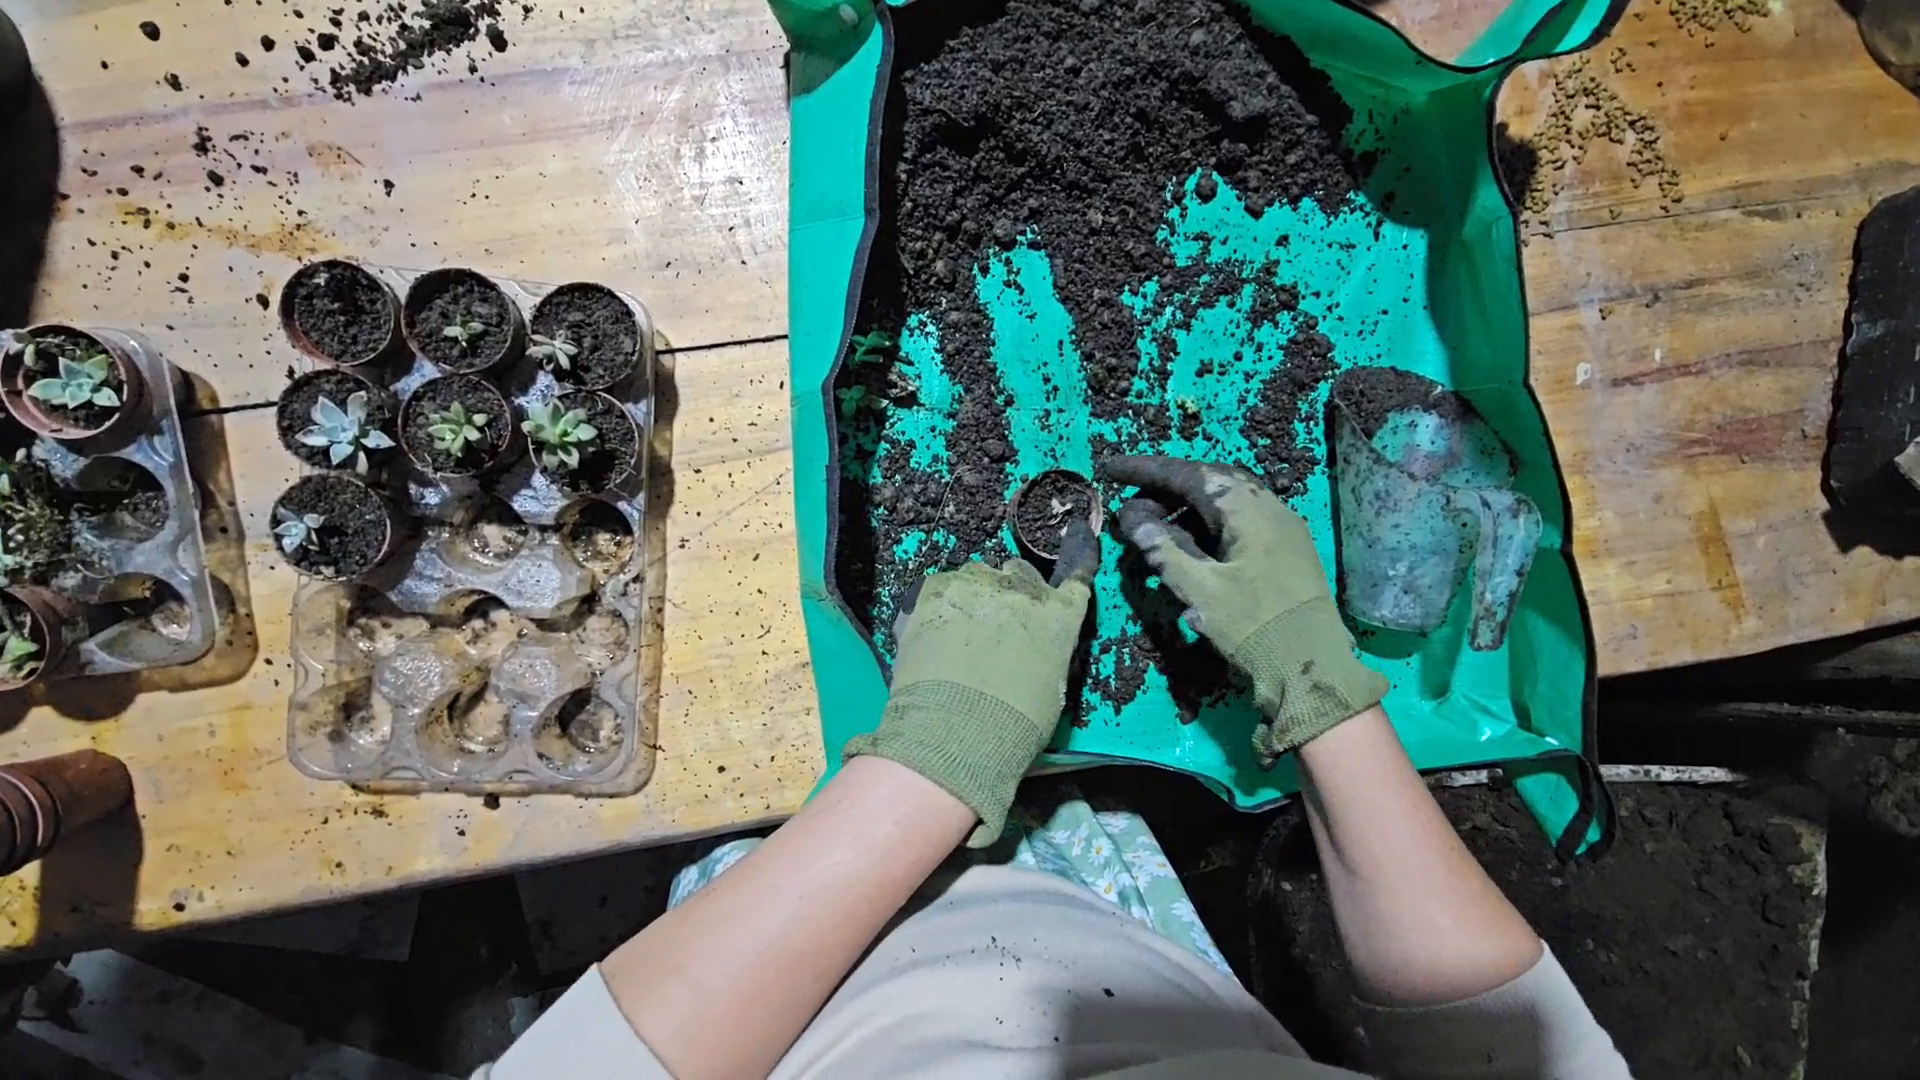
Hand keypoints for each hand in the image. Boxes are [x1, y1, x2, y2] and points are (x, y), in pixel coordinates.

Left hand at [843, 519, 1097, 846]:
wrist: (955, 730)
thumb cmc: (1014, 725)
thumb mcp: (1050, 689)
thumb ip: (1046, 651)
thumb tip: (1034, 646)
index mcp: (1059, 614)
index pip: (1076, 580)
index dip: (1072, 569)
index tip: (1071, 556)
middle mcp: (1021, 588)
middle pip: (1019, 574)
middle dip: (1011, 594)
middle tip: (995, 626)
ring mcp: (975, 583)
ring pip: (977, 577)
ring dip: (974, 597)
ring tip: (957, 633)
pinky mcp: (934, 588)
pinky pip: (942, 586)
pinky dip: (940, 604)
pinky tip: (932, 633)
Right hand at [1100, 455, 1386, 764]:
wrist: (1312, 668)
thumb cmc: (1254, 625)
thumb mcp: (1200, 588)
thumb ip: (1163, 548)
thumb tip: (1132, 517)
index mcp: (1249, 509)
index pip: (1189, 475)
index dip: (1146, 471)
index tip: (1111, 469)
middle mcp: (1269, 508)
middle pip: (1208, 484)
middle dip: (1164, 489)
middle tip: (1129, 501)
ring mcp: (1280, 529)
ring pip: (1222, 505)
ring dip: (1183, 512)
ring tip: (1150, 532)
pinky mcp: (1282, 552)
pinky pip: (1236, 525)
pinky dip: (1203, 530)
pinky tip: (1184, 551)